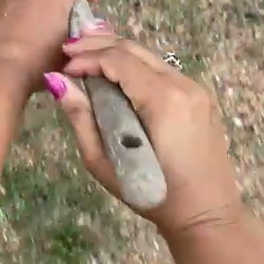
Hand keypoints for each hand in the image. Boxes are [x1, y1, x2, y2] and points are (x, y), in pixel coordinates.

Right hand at [46, 33, 244, 238]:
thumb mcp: (104, 163)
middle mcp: (182, 85)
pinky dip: (132, 65)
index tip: (63, 68)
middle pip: (132, 49)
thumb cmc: (152, 194)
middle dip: (96, 45)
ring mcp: (195, 88)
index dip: (86, 57)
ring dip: (114, 52)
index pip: (117, 59)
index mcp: (162, 100)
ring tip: (84, 57)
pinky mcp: (199, 96)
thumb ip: (80, 117)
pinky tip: (114, 73)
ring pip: (146, 55)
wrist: (208, 218)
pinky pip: (159, 69)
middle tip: (67, 51)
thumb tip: (55, 80)